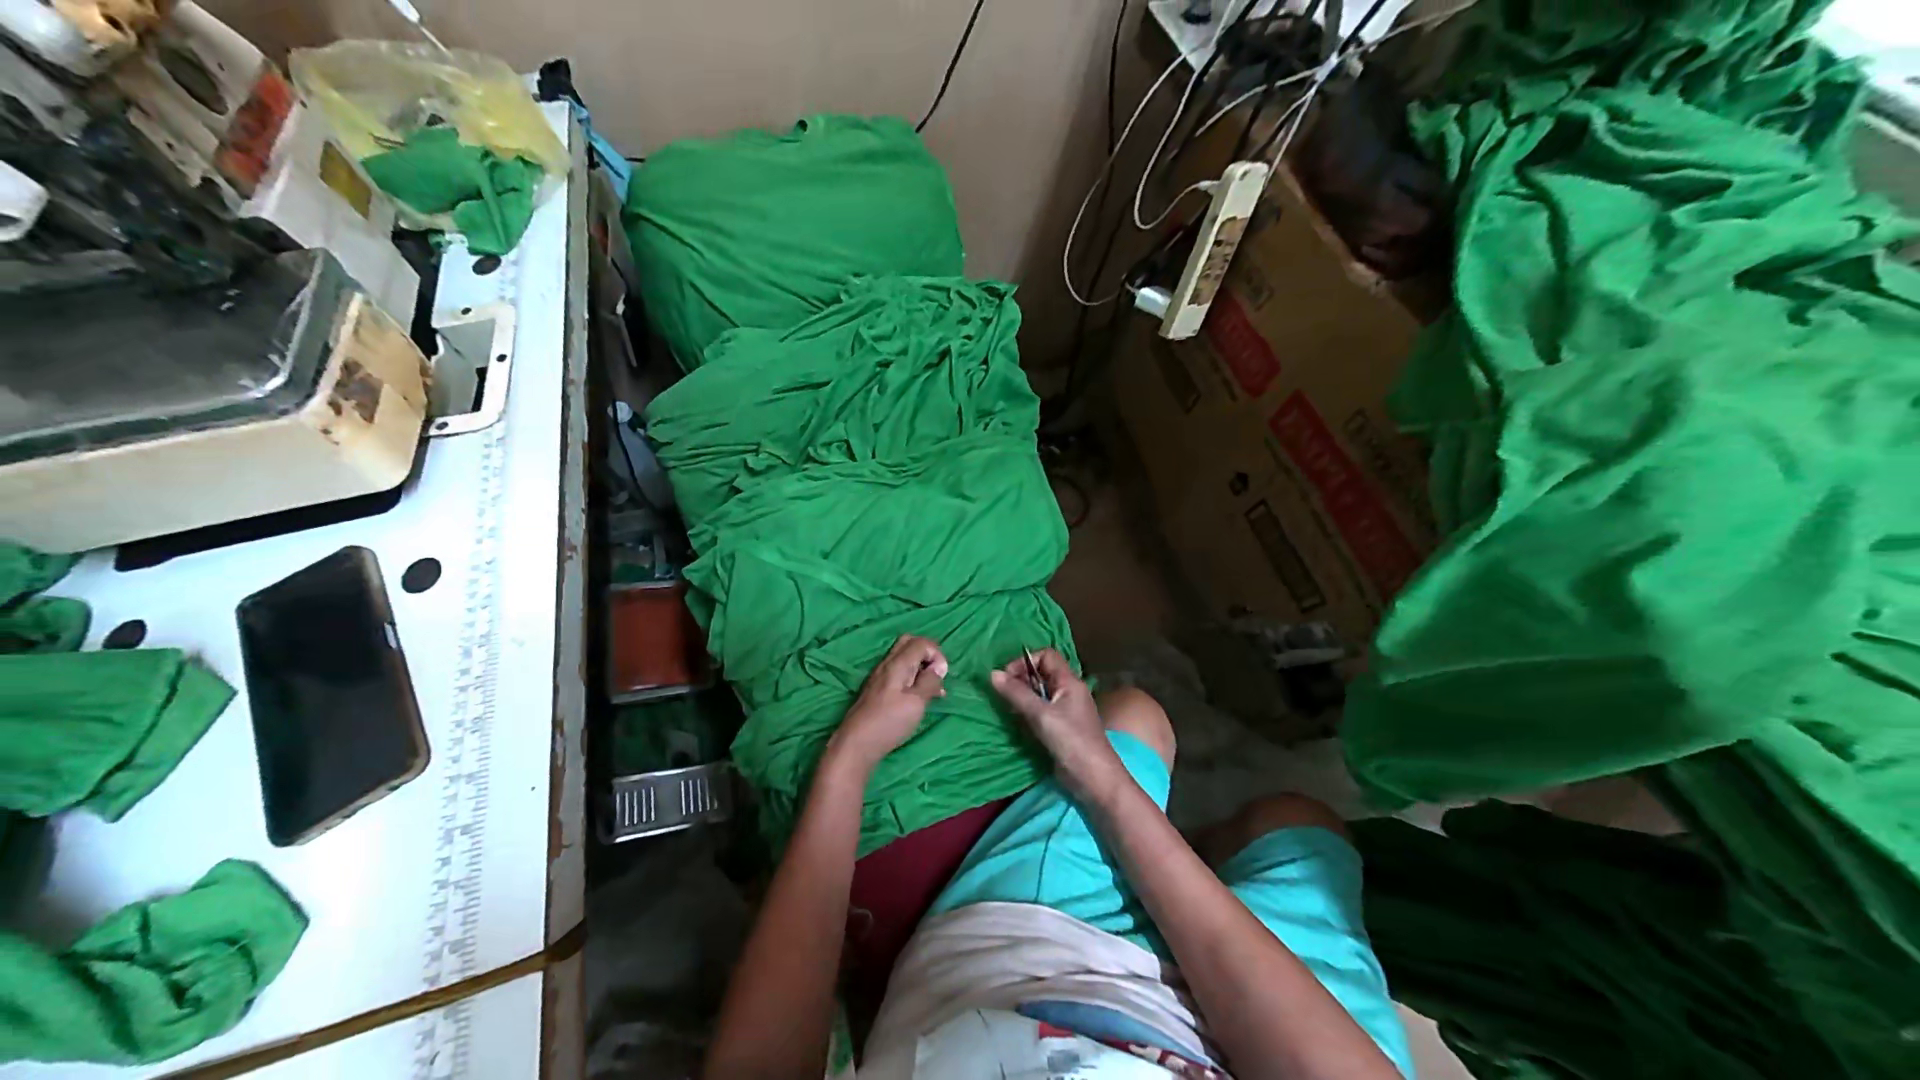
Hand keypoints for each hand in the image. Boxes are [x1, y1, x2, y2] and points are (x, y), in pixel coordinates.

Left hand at [827, 634, 948, 773]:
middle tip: (937, 675)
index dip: (937, 655)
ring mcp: (880, 676)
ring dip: (920, 667)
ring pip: (904, 657)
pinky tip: (918, 697)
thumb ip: (929, 682)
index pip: (922, 642)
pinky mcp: (877, 688)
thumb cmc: (889, 722)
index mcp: (898, 663)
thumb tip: (938, 668)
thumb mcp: (916, 702)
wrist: (856, 743)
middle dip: (928, 654)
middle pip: (909, 643)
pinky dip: (911, 677)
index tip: (942, 676)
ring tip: (932, 690)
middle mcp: (887, 664)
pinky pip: (898, 672)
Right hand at [990, 648, 1126, 801]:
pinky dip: (1027, 712)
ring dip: (1022, 697)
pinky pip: (1041, 711)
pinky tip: (1017, 721)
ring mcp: (1065, 710)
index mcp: (1069, 682)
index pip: (1046, 656)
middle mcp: (1068, 692)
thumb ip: (1017, 693)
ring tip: (1007, 707)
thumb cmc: (1071, 741)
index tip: (1008, 677)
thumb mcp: (1041, 715)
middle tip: (1003, 693)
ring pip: (1040, 693)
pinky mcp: (1060, 727)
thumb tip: (992, 673)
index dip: (1026, 661)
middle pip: (1042, 673)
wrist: (1093, 778)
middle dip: (1021, 679)